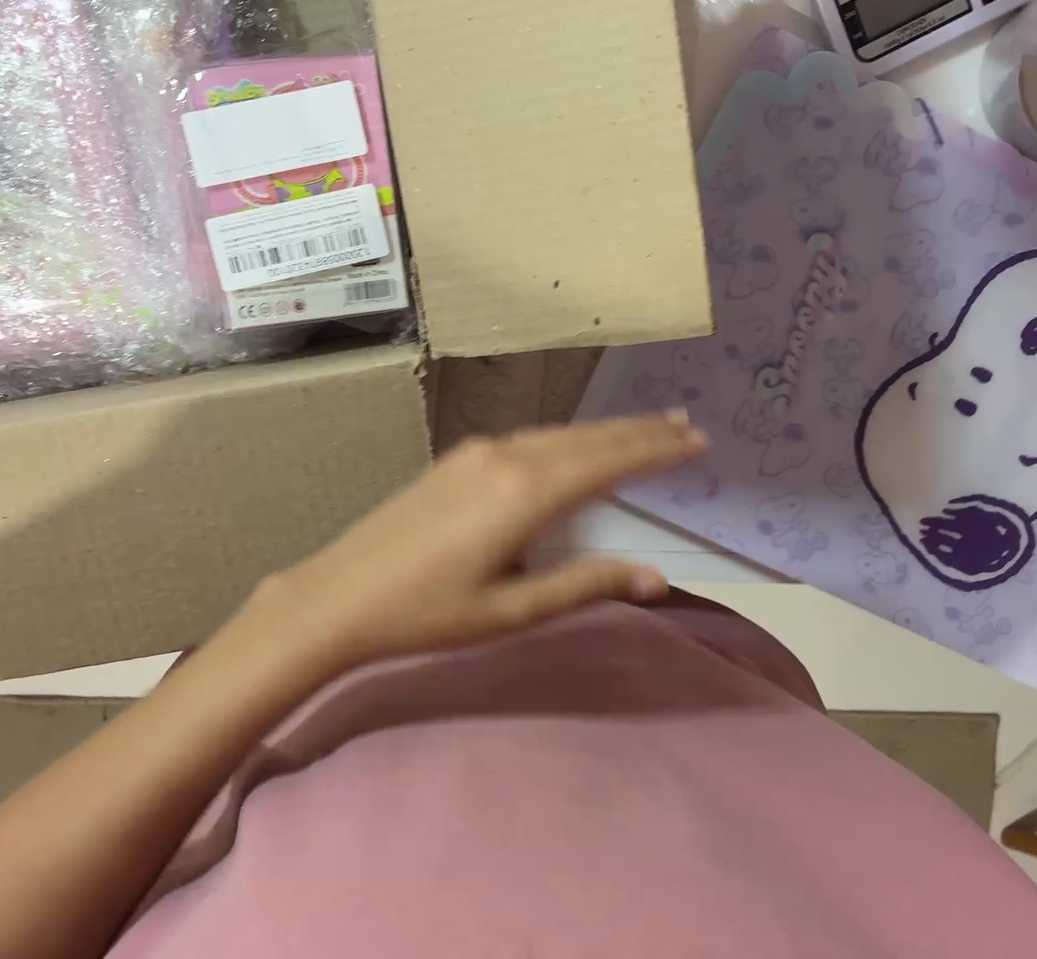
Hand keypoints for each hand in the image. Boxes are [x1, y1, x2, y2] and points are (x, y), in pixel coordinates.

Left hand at [240, 413, 709, 673]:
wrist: (338, 595)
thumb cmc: (427, 614)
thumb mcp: (512, 610)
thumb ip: (584, 584)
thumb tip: (656, 578)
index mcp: (525, 493)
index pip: (609, 461)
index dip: (656, 449)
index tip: (697, 440)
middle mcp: (505, 457)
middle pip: (587, 438)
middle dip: (639, 430)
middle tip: (685, 422)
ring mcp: (476, 452)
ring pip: (557, 434)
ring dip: (603, 432)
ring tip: (646, 428)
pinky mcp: (456, 459)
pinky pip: (528, 439)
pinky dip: (566, 440)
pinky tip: (576, 447)